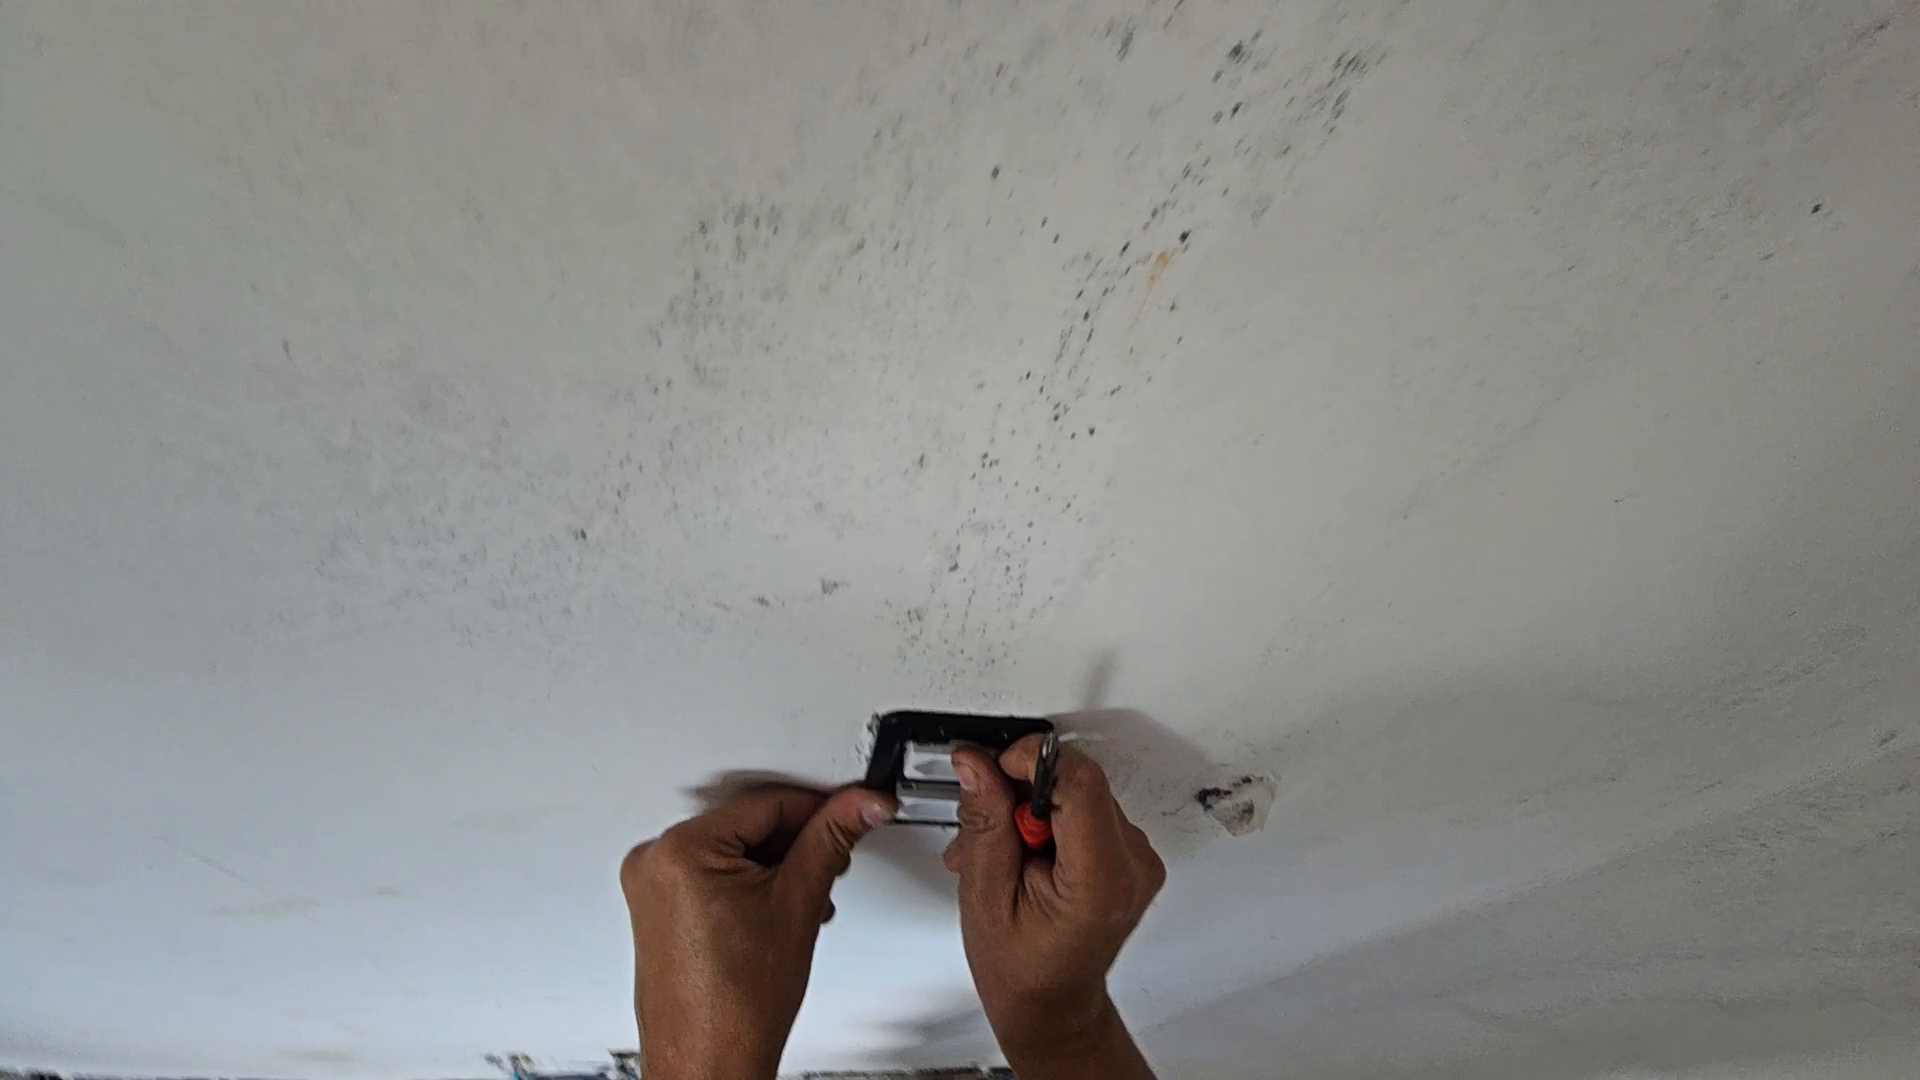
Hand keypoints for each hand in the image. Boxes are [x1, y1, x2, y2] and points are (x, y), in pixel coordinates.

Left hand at [621, 784, 896, 1079]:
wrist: (710, 1069)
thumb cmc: (737, 1007)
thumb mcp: (799, 900)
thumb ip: (834, 836)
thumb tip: (862, 801)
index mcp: (681, 850)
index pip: (769, 802)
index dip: (819, 808)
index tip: (851, 810)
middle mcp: (655, 860)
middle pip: (752, 822)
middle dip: (799, 841)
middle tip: (833, 858)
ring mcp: (653, 885)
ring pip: (738, 845)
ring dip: (781, 861)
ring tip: (808, 891)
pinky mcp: (659, 904)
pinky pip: (717, 867)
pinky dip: (754, 877)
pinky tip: (781, 903)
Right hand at [945, 736, 1165, 1078]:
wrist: (1052, 1003)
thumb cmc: (1022, 970)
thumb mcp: (984, 896)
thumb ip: (984, 823)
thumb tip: (978, 764)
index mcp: (1101, 880)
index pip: (1080, 781)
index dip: (1032, 761)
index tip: (995, 769)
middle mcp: (1132, 863)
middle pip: (1075, 781)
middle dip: (1021, 791)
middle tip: (988, 828)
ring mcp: (1136, 855)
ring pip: (1075, 788)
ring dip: (1028, 807)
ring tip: (1002, 851)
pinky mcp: (1128, 848)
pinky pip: (1084, 805)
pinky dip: (1048, 818)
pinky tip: (1024, 851)